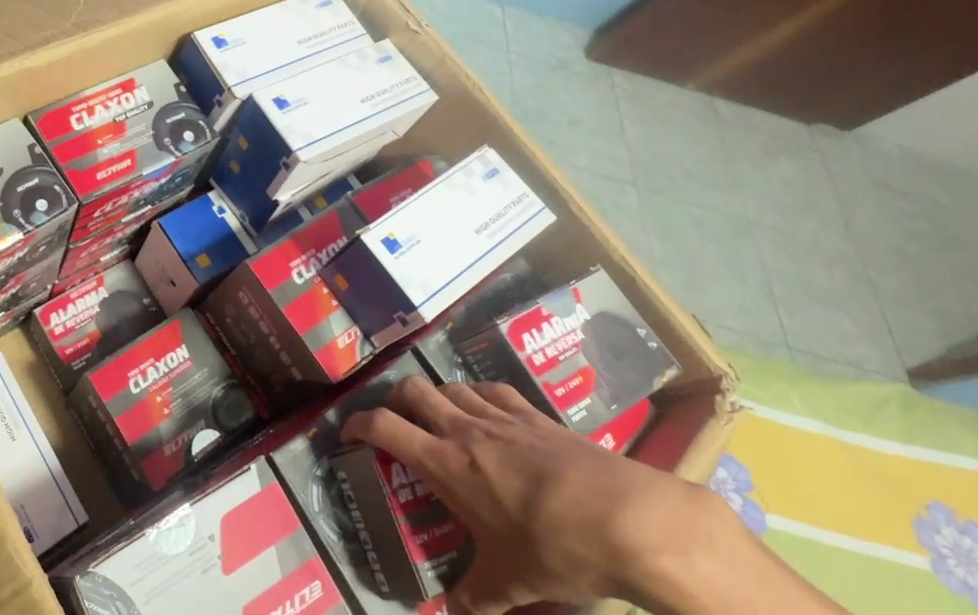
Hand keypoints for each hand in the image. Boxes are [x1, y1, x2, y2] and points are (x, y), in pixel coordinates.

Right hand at [344, 378, 736, 614]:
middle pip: (413, 389)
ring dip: (436, 396)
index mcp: (446, 464)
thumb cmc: (555, 550)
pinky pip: (493, 390)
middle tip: (394, 421)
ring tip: (438, 418)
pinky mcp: (537, 415)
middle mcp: (465, 429)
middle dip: (395, 399)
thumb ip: (473, 601)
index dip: (357, 423)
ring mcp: (503, 416)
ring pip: (452, 385)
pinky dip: (477, 395)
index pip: (384, 426)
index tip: (348, 432)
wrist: (630, 520)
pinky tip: (487, 412)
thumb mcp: (510, 585)